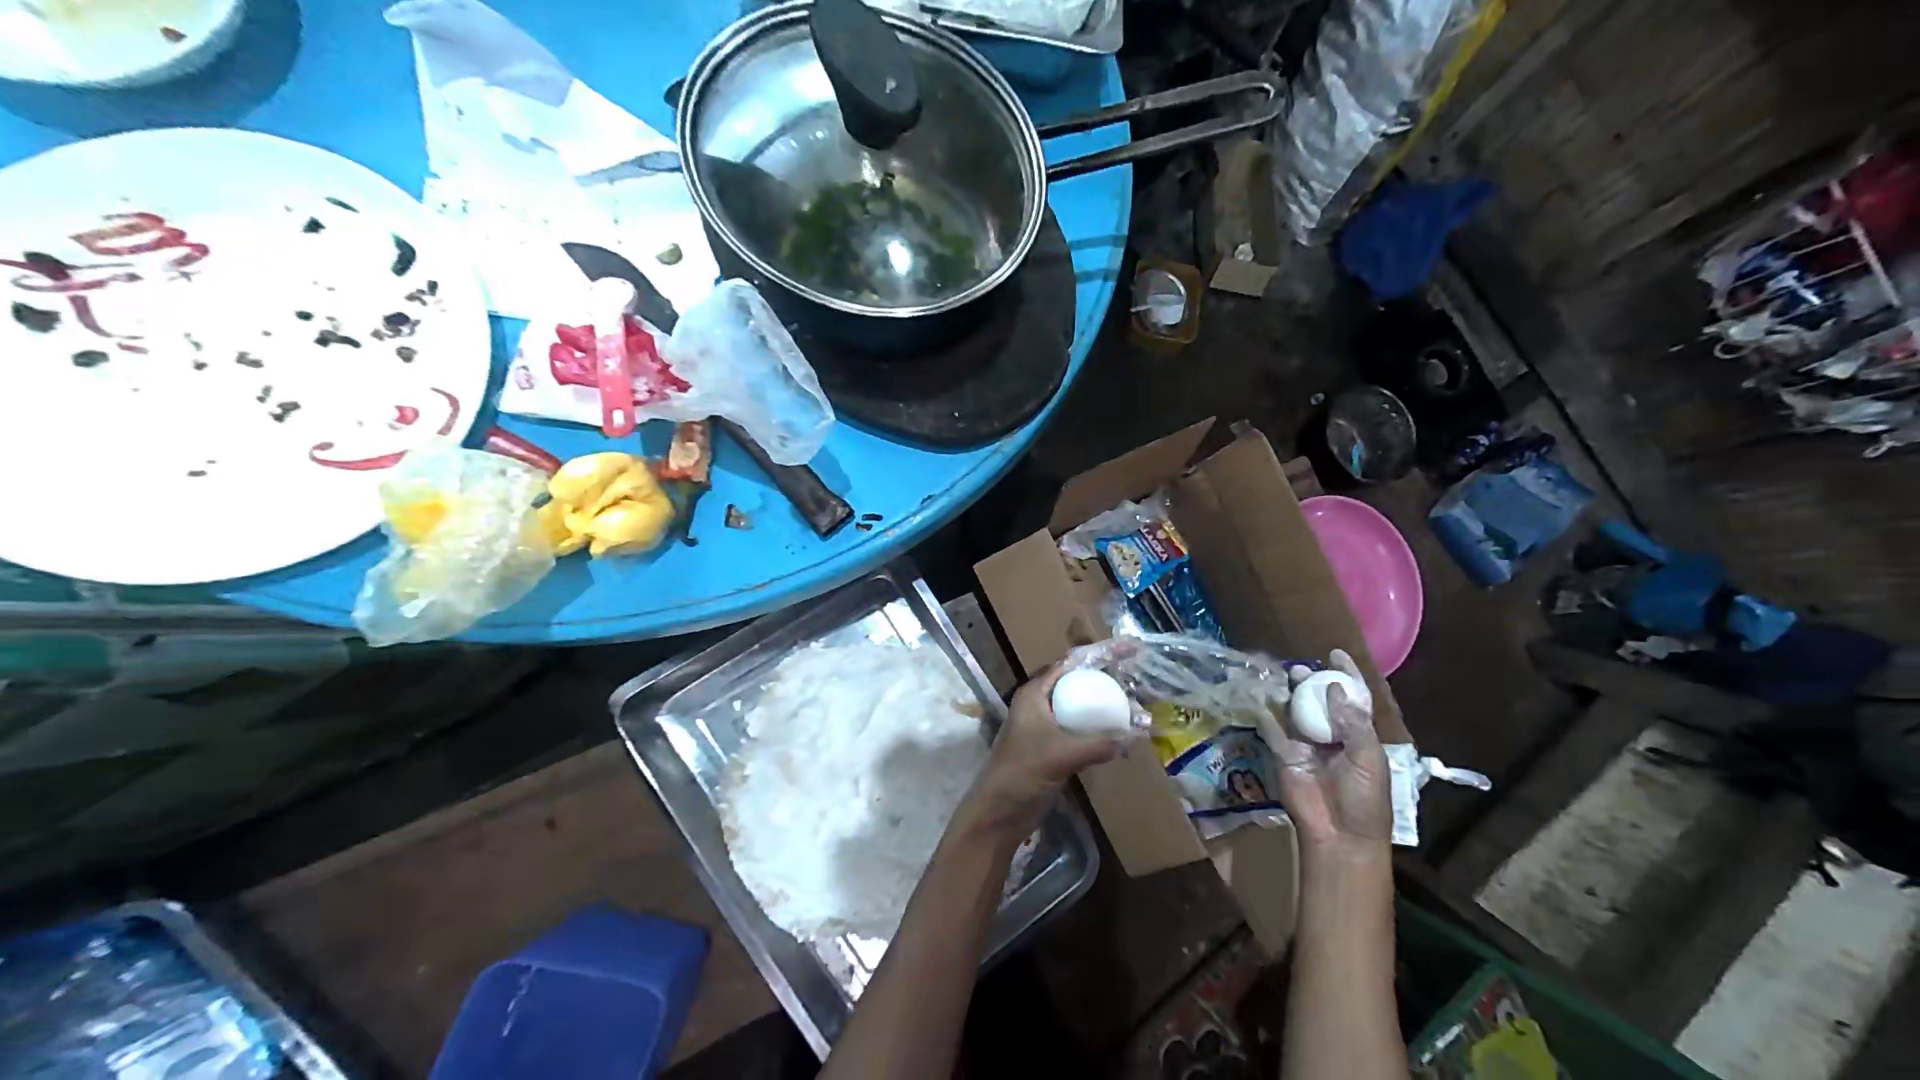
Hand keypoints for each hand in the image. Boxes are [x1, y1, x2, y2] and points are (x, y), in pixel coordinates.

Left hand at [967, 665, 1129, 834]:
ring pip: (1082, 708)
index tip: (1131, 648)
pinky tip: (1125, 735)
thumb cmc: (1022, 773)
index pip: (1072, 664)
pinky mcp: (1054, 749)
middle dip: (1108, 681)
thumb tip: (1138, 734)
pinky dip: (1103, 731)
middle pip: (1079, 683)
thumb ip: (1099, 743)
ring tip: (1140, 706)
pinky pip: (1083, 732)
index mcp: (1035, 693)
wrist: (999, 813)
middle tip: (1140, 678)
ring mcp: (1047, 727)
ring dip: (1108, 708)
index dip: (1101, 654)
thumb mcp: (1061, 754)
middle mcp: (1041, 704)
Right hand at [1259, 650, 1391, 858]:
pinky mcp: (1283, 753)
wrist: (1339, 834)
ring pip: (1296, 710)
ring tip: (1285, 675)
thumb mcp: (1369, 759)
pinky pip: (1273, 728)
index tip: (1336, 653)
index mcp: (1358, 736)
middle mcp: (1331, 735)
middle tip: (1302, 667)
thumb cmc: (1364, 799)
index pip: (1353, 699)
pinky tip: (1263, 696)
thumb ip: (1353, 723)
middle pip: (1320, 700)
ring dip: (1290, 692)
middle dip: (1312, 681)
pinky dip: (1267, 712)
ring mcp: (1306, 744)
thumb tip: (1335, 688)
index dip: (1346, 675)